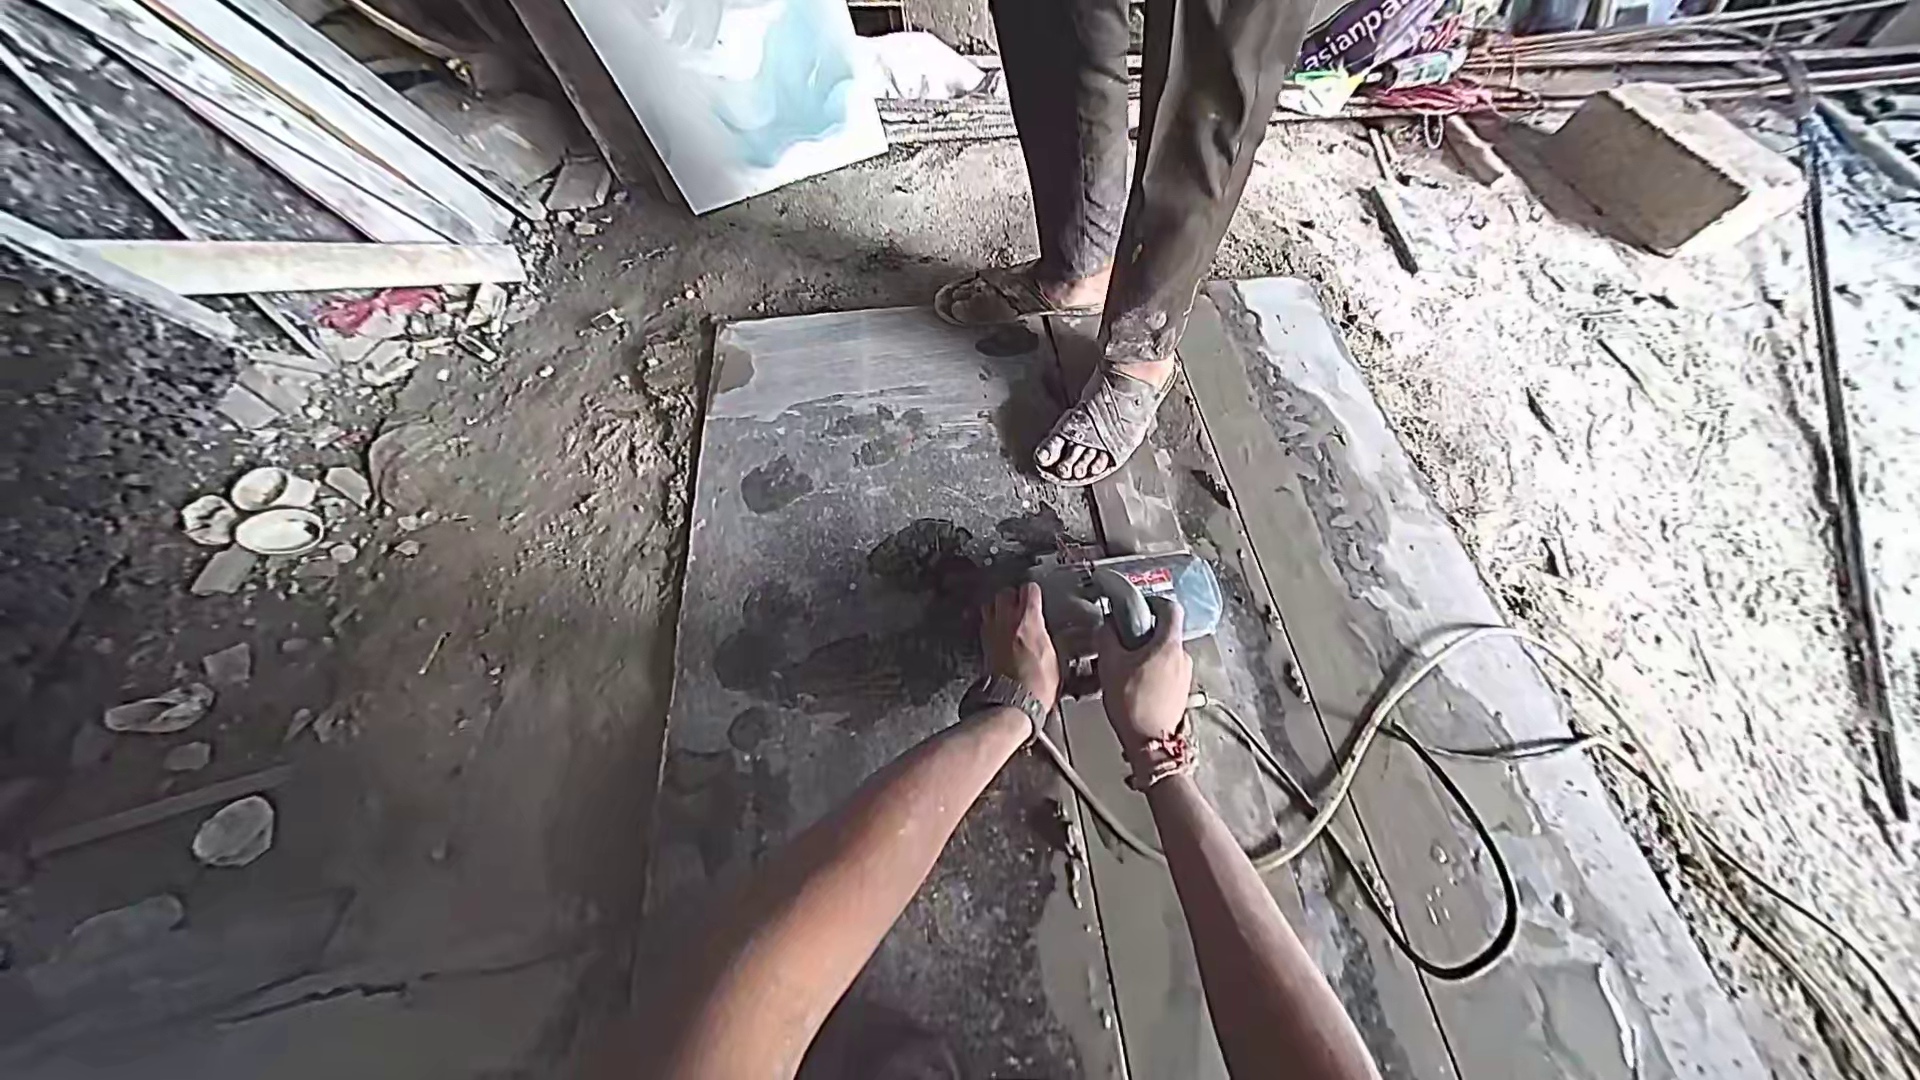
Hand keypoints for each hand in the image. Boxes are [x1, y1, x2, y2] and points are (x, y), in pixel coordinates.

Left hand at [980, 582, 1060, 712]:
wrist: (1013, 703)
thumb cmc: (1036, 684)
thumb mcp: (1054, 657)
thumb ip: (1046, 637)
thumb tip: (1045, 632)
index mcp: (1028, 620)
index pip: (1029, 590)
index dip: (1033, 592)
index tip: (1036, 596)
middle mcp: (1007, 621)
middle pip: (1004, 592)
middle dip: (1012, 596)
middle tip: (1020, 604)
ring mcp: (992, 631)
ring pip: (989, 605)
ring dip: (997, 607)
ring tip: (1006, 614)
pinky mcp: (983, 644)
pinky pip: (983, 623)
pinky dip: (989, 622)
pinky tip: (997, 630)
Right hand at [1096, 596, 1191, 755]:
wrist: (1149, 743)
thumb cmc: (1132, 703)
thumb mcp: (1110, 664)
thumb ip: (1107, 637)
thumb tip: (1108, 624)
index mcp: (1169, 645)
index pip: (1170, 607)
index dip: (1152, 601)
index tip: (1136, 606)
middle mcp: (1183, 657)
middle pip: (1166, 631)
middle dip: (1144, 631)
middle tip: (1122, 639)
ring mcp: (1185, 676)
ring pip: (1165, 652)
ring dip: (1147, 653)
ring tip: (1124, 665)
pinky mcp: (1181, 691)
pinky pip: (1167, 670)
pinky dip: (1152, 670)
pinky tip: (1134, 682)